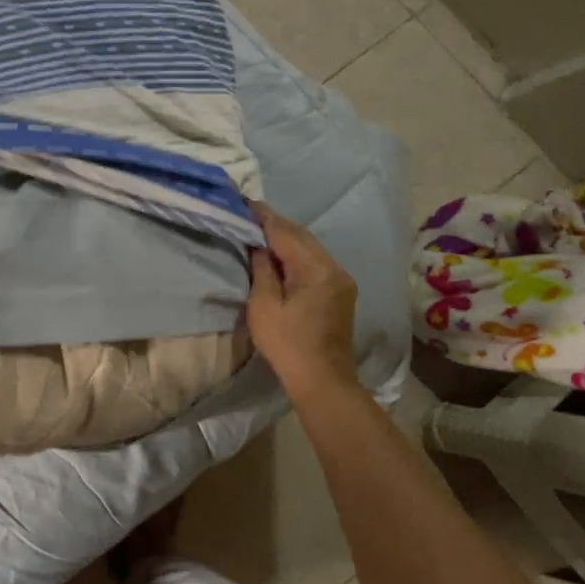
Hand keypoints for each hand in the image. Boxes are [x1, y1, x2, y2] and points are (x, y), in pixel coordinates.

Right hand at [247, 202, 361, 399]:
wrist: (323, 381)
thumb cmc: (287, 343)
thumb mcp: (264, 305)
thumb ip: (262, 269)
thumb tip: (259, 245)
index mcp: (316, 269)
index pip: (286, 233)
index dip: (264, 217)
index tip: (244, 202)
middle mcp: (334, 268)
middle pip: (301, 236)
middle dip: (275, 223)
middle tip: (247, 213)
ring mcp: (340, 280)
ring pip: (309, 248)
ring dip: (285, 237)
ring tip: (258, 229)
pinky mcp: (339, 291)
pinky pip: (314, 261)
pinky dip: (295, 252)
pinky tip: (277, 253)